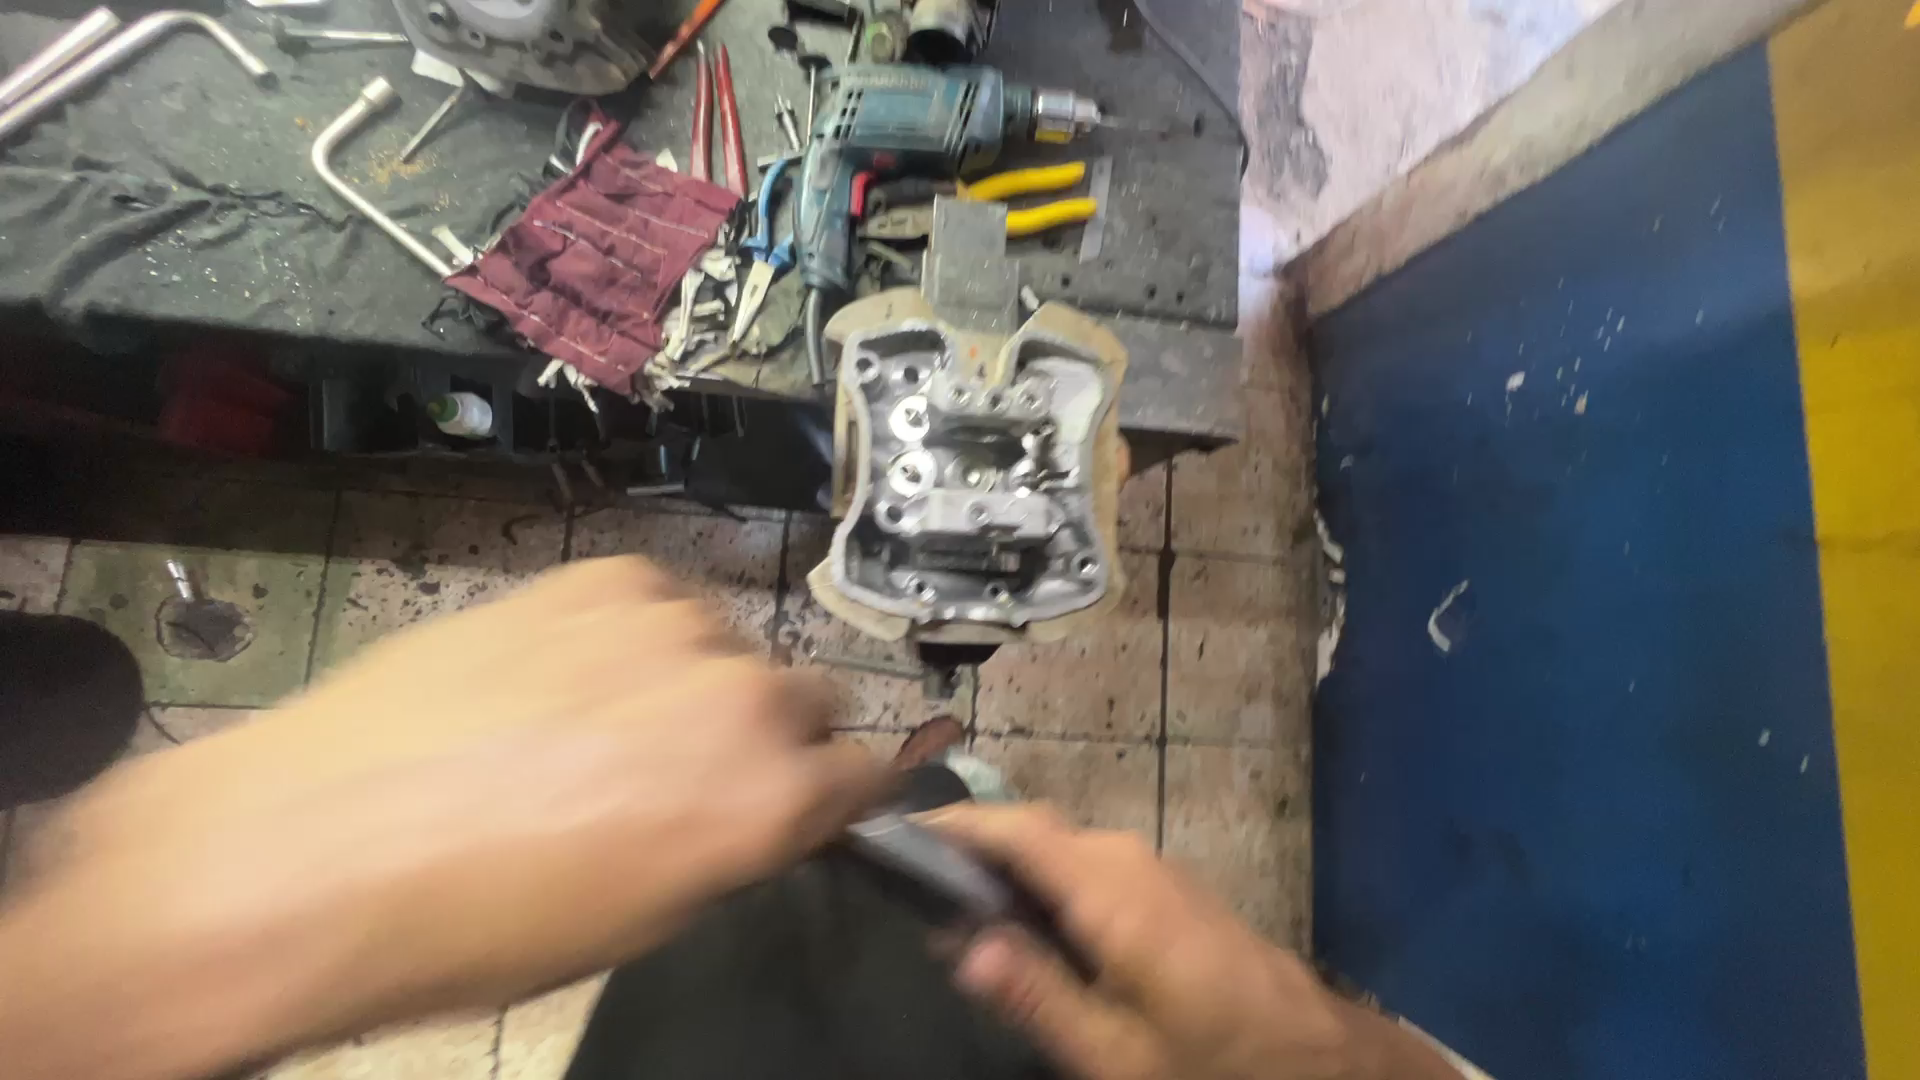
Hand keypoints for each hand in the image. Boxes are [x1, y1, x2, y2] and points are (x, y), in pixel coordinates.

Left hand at [0, 557, 885, 1079]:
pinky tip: (568, 671)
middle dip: (774, 732)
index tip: (816, 793)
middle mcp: (749, 697)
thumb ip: (739, 844)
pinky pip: (665, 603)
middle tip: (692, 761)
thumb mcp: (646, 917)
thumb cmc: (482, 927)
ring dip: (700, 681)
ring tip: (604, 716)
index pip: (866, 771)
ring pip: (733, 648)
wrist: (304, 851)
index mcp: (771, 796)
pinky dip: (641, 636)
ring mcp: (682, 624)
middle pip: (815, 697)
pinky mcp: (612, 576)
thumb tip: (772, 804)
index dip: (841, 788)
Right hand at [929, 805, 1459, 1079]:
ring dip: (1009, 858)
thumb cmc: (1212, 1062)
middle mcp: (1122, 858)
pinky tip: (1030, 919)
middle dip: (975, 841)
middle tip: (920, 880)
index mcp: (1105, 890)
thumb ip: (1036, 994)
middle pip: (1033, 829)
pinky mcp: (1162, 881)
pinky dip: (1043, 872)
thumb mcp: (1117, 1056)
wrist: (1321, 1057)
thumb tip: (961, 944)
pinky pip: (1084, 860)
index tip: (902, 829)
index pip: (1015, 831)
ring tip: (961, 903)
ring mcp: (1148, 864)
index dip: (957, 823)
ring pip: (1058, 842)